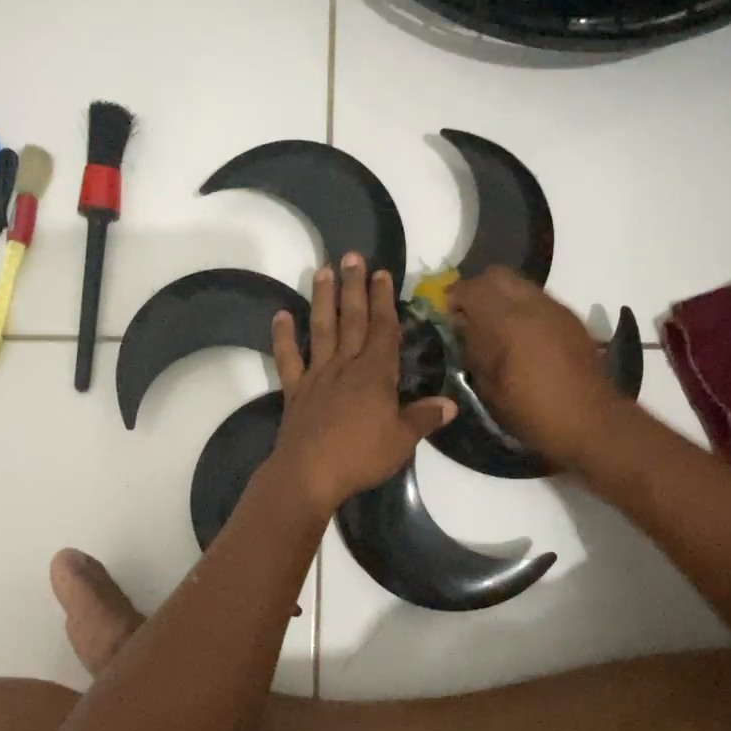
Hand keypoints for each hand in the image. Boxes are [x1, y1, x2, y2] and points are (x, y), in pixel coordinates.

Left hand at [268, 253, 457, 514]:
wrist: (309, 474)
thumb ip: (424, 418)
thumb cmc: (361, 457)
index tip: (382, 273)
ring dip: (322, 299)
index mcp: (376, 374)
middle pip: (351, 320)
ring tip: (322, 271)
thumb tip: (449, 404)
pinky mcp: (294, 392)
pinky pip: (288, 359)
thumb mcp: (402, 440)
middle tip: (352, 256)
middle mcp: (346, 366)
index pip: (383, 329)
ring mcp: (317, 376)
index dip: (384, 301)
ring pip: (321, 330)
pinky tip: (280, 316)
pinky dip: (283, 337)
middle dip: (354, 287)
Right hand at [449, 267, 623, 467]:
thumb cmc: (532, 412)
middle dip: (478, 289)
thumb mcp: (489, 386)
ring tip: (494, 327)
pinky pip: (539, 299)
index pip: (472, 288)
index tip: (447, 315)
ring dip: (502, 297)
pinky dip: (522, 308)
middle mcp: (534, 305)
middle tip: (468, 316)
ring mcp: (557, 309)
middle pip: (498, 275)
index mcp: (509, 322)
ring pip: (520, 284)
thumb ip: (472, 348)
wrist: (591, 422)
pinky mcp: (572, 319)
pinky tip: (519, 337)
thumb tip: (461, 325)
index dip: (453, 297)